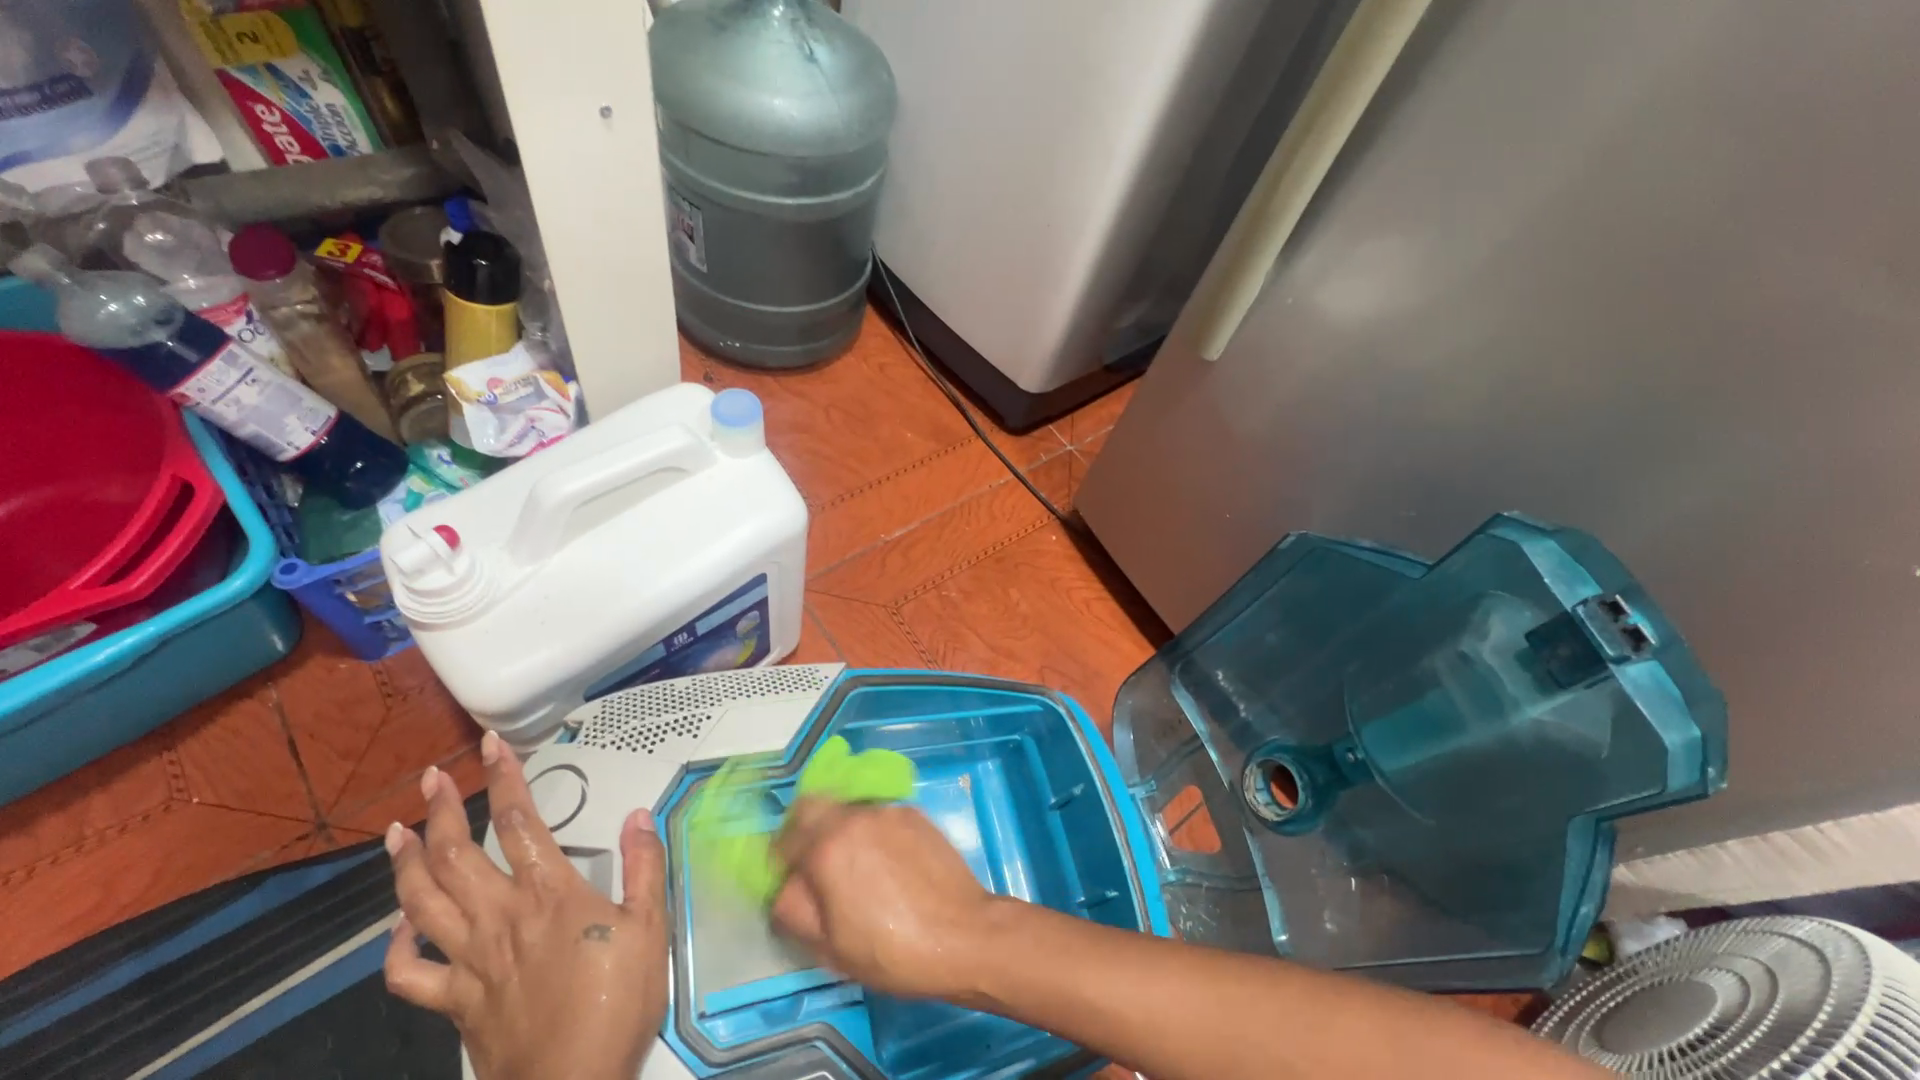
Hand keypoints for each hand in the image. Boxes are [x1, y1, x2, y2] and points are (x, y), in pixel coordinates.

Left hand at [383, 731, 668, 1079]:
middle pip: (455, 853)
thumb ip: (644, 868)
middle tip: (432, 779)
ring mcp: (469, 959)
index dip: (504, 779)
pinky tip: (399, 928)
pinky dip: (397, 946)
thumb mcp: (651, 928)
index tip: (490, 745)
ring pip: (421, 902)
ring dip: (405, 863)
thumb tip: (637, 815)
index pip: (519, 822)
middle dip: (440, 810)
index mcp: (549, 894)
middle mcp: (499, 916)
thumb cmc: (618, 1001)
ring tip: (396, 833)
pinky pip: (410, 972)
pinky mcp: (454, 1000)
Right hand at [770, 798, 998, 999]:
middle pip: (812, 807)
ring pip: (847, 809)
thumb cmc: (893, 951)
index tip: (790, 880)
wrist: (966, 936)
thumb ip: (794, 909)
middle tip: (815, 865)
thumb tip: (786, 886)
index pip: (782, 839)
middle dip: (805, 831)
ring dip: (840, 829)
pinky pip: (878, 814)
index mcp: (826, 848)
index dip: (780, 861)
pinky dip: (871, 831)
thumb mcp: (829, 947)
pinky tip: (886, 863)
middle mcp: (854, 817)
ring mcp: (888, 811)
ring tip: (856, 866)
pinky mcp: (915, 814)